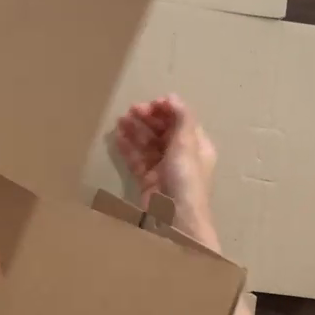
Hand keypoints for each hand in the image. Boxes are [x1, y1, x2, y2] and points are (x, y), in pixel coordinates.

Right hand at [113, 94, 219, 242]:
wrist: (175, 218)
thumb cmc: (186, 179)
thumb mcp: (187, 145)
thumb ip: (181, 118)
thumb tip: (173, 96)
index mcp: (196, 145)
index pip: (180, 121)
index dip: (166, 110)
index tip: (150, 103)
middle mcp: (181, 155)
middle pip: (162, 131)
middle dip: (148, 118)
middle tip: (131, 110)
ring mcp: (163, 168)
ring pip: (147, 143)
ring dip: (135, 130)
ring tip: (120, 120)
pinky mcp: (148, 179)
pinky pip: (137, 159)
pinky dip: (128, 147)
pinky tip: (118, 137)